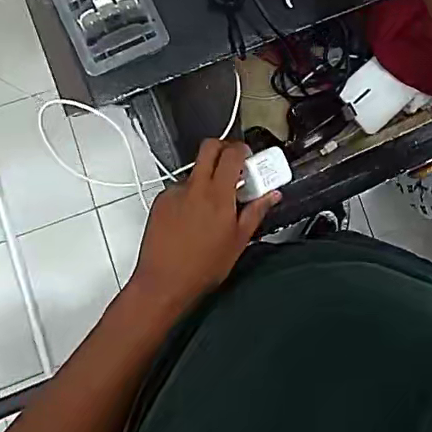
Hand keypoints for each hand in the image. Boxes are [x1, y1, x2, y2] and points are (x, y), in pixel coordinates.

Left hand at [129, 140, 279, 307]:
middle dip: (224, 148)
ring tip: (215, 204)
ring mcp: (174, 193)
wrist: (164, 283)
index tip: (248, 158)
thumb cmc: (200, 267)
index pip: (231, 153)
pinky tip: (196, 216)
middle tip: (234, 164)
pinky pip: (180, 188)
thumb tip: (271, 196)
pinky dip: (191, 194)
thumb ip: (256, 211)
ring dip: (207, 177)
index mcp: (217, 195)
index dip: (242, 149)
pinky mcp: (160, 202)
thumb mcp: (239, 240)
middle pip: (209, 148)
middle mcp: (194, 188)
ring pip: (195, 170)